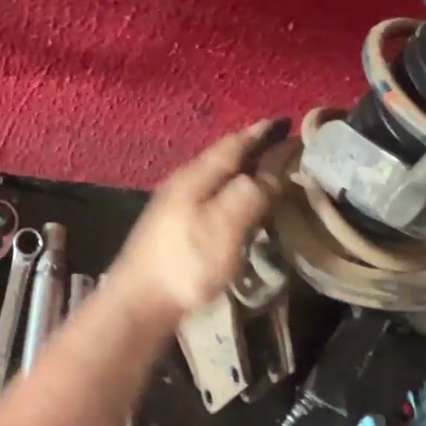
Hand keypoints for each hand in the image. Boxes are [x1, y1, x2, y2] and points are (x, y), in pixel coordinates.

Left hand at [104, 121, 282, 320]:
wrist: (139, 304)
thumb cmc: (185, 262)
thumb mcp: (225, 225)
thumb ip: (250, 194)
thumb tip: (271, 173)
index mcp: (195, 177)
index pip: (233, 145)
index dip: (261, 133)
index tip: (286, 122)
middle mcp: (182, 185)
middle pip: (222, 160)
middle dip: (253, 151)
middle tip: (284, 148)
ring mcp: (174, 209)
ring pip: (215, 181)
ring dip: (241, 175)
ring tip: (269, 176)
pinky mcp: (173, 232)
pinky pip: (210, 201)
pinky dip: (231, 197)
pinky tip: (240, 210)